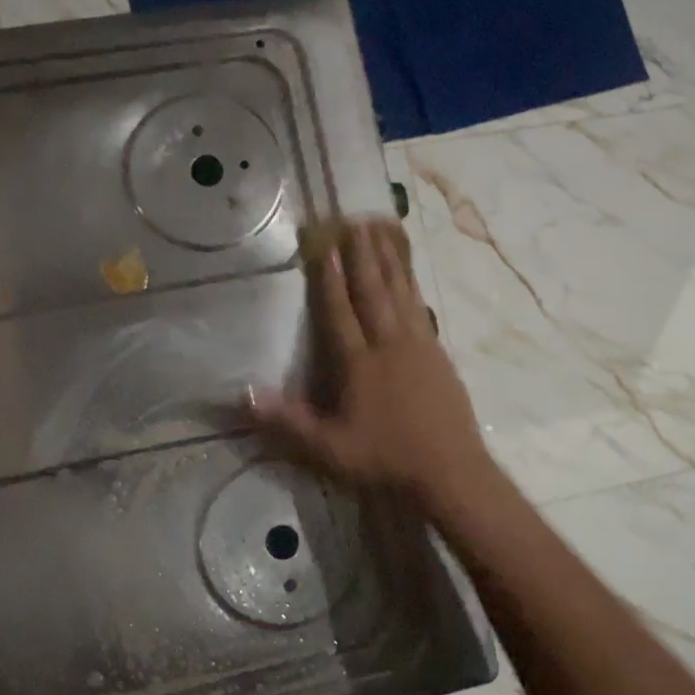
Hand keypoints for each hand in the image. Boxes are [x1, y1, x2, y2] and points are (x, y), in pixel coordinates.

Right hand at [251, 220, 489, 495]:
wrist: (451, 472)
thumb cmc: (385, 461)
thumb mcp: (329, 449)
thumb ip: (288, 421)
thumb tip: (243, 396)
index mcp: (359, 364)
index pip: (340, 313)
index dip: (330, 279)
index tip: (326, 246)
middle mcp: (389, 346)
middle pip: (374, 292)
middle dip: (363, 256)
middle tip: (355, 222)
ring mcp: (419, 347)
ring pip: (401, 295)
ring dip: (390, 262)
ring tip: (382, 233)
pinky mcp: (439, 355)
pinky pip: (421, 310)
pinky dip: (413, 287)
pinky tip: (410, 278)